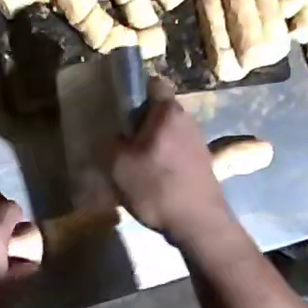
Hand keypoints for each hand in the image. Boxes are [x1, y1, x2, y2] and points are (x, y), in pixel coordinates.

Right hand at [102, 77, 233, 245]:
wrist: (198, 224)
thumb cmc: (157, 188)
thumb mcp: (117, 167)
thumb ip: (106, 145)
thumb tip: (107, 138)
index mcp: (168, 112)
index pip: (153, 83)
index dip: (134, 90)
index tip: (117, 107)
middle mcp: (187, 120)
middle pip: (158, 111)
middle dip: (138, 123)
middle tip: (118, 141)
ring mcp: (197, 143)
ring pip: (166, 133)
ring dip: (150, 144)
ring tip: (131, 165)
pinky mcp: (201, 164)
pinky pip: (175, 152)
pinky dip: (161, 160)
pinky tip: (149, 181)